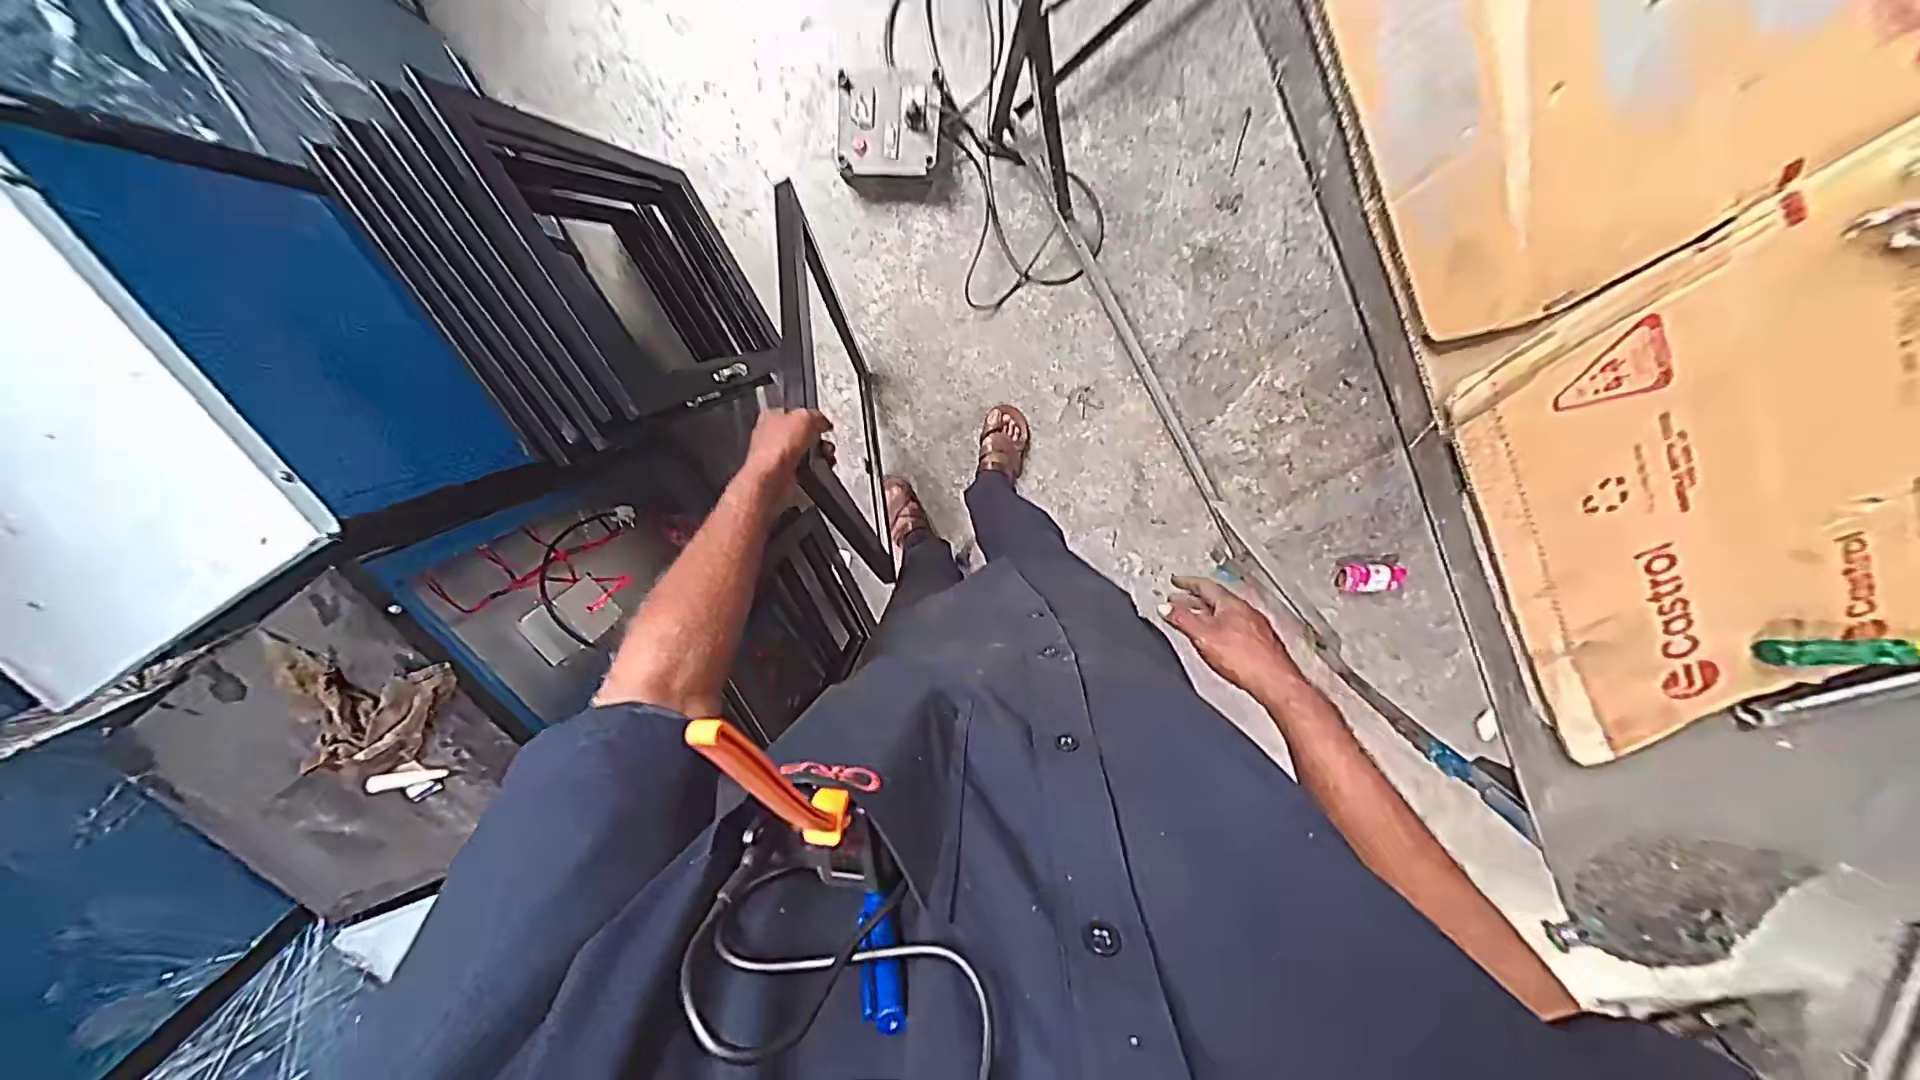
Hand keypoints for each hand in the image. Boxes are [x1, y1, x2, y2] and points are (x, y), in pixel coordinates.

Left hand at [741, 408, 830, 487]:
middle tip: (823, 441)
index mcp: (770, 416)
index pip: (793, 412)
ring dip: (820, 454)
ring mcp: (778, 457)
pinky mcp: (785, 474)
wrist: (772, 478)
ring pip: (806, 452)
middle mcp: (771, 436)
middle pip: (802, 434)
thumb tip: (822, 423)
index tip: (822, 422)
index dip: (810, 417)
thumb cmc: (778, 446)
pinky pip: (806, 469)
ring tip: (825, 456)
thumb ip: (815, 416)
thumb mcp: (804, 418)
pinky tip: (818, 469)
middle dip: (818, 438)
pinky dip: (815, 469)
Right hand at [1161, 575, 1305, 694]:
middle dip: (1194, 599)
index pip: (1205, 586)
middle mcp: (1247, 612)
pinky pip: (1237, 628)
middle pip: (1216, 599)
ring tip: (1196, 620)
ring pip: (1227, 614)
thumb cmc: (1245, 660)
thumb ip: (1182, 619)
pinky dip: (1222, 629)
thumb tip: (1166, 607)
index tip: (1177, 582)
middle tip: (1180, 600)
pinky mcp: (1262, 644)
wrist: (1275, 683)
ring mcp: (1257, 627)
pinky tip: (1220, 640)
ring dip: (1208, 615)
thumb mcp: (1202, 636)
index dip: (1187, 583)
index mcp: (1231, 605)